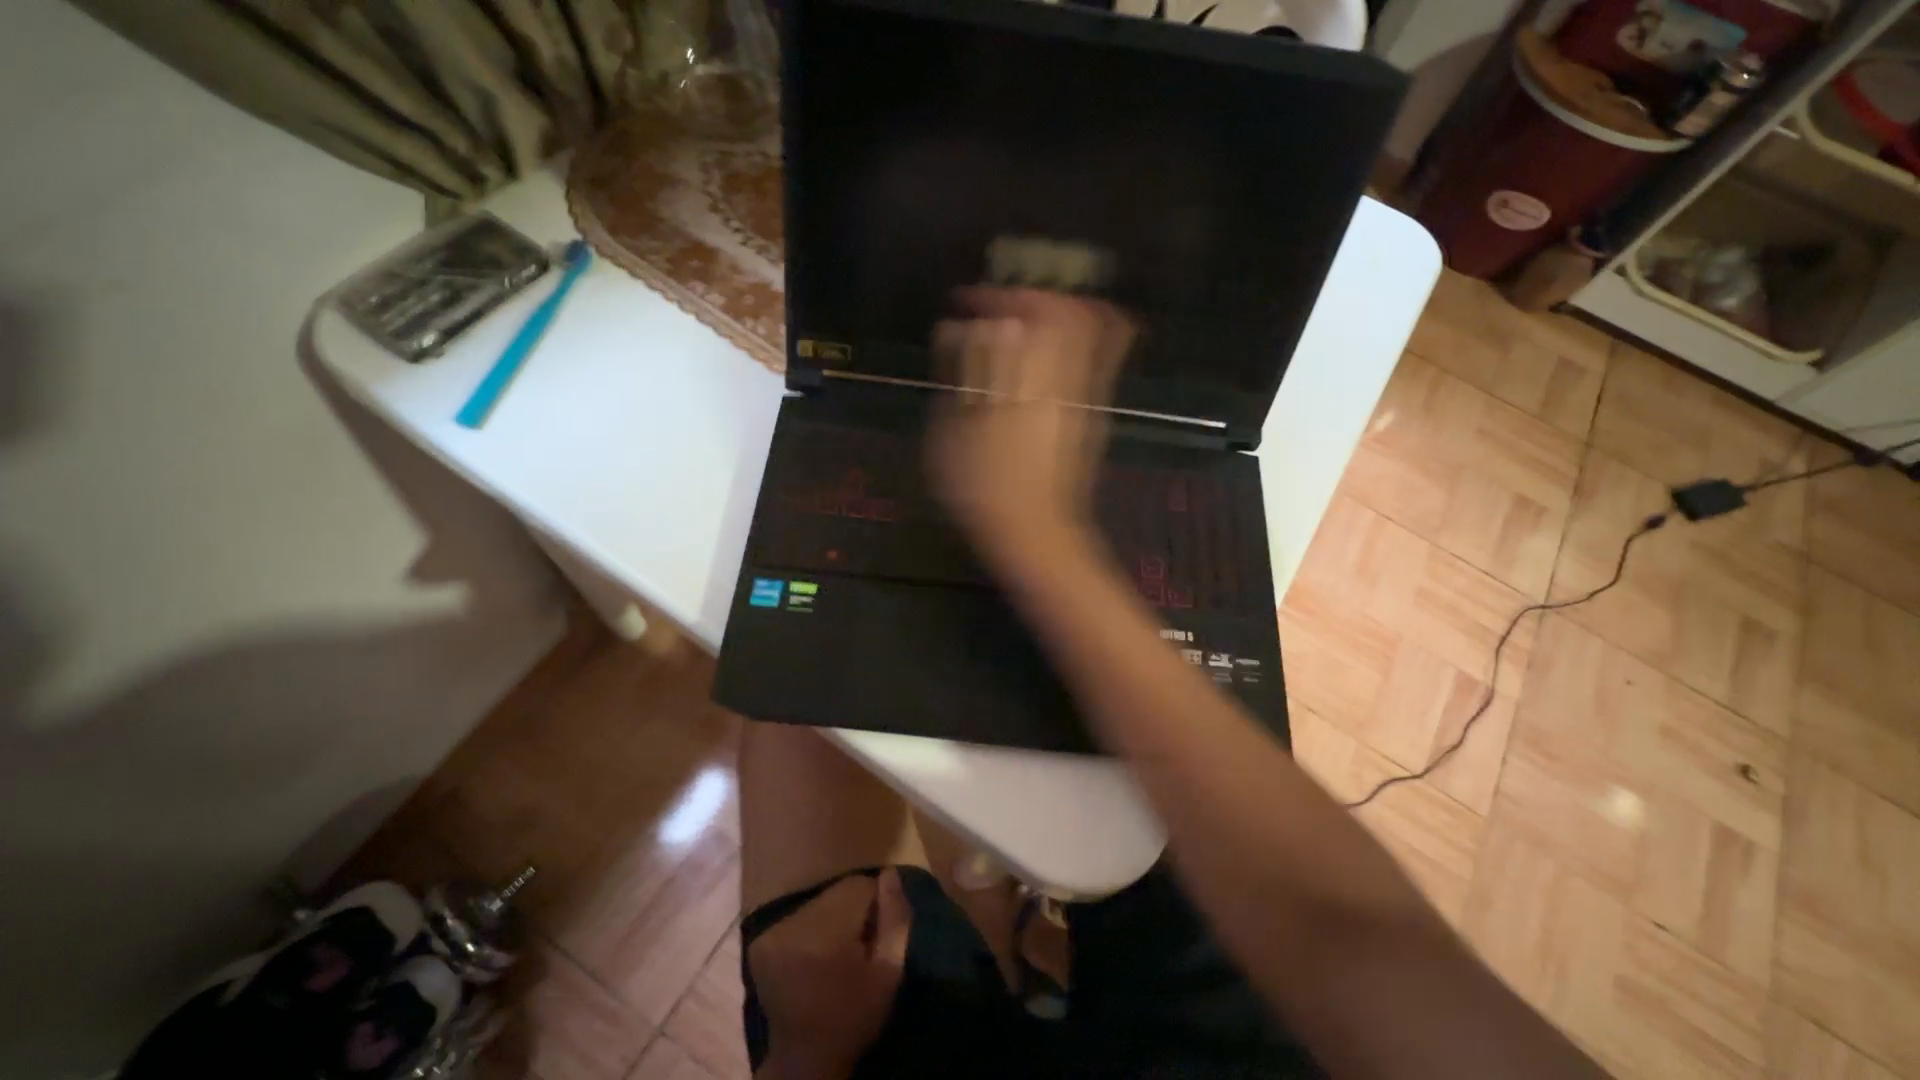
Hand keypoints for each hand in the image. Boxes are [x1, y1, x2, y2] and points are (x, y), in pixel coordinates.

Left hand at [749, 869, 912, 1079]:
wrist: (805, 1060)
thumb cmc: (854, 1017)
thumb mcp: (890, 972)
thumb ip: (895, 919)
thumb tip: (890, 873)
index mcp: (826, 934)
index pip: (858, 885)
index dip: (875, 903)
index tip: (877, 932)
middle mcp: (793, 926)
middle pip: (836, 892)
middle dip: (852, 911)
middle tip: (859, 946)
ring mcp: (771, 934)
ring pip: (816, 903)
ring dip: (831, 919)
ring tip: (836, 953)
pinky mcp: (759, 942)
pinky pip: (797, 917)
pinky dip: (810, 929)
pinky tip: (813, 957)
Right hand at [928, 288, 1134, 558]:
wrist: (1034, 533)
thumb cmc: (979, 489)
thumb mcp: (948, 434)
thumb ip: (955, 374)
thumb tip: (955, 330)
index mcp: (1016, 382)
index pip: (1009, 317)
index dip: (987, 300)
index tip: (964, 302)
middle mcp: (1057, 377)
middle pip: (1056, 310)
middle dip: (1025, 297)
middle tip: (999, 306)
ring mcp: (1084, 390)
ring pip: (1086, 322)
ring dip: (1055, 307)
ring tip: (1026, 316)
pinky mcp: (1096, 405)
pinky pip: (1106, 349)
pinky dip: (1088, 326)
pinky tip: (1058, 335)